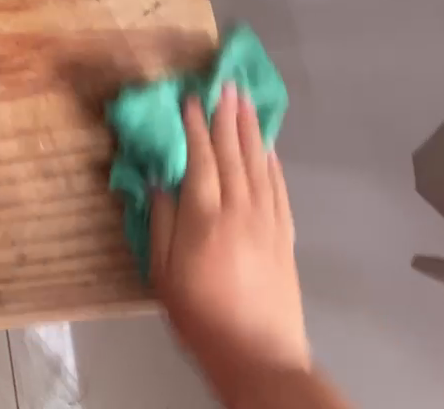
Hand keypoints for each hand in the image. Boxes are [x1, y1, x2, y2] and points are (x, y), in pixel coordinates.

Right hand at [150, 85, 309, 390]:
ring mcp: (268, 223)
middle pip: (233, 153)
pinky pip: (279, 190)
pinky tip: (268, 147)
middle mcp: (240, 211)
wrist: (261, 359)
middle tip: (225, 84)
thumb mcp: (164, 271)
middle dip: (227, 116)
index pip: (200, 158)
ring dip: (251, 130)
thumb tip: (158, 181)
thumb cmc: (200, 315)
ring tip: (245, 101)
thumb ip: (160, 221)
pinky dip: (273, 163)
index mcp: (205, 216)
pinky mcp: (285, 238)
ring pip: (259, 165)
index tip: (190, 96)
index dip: (195, 125)